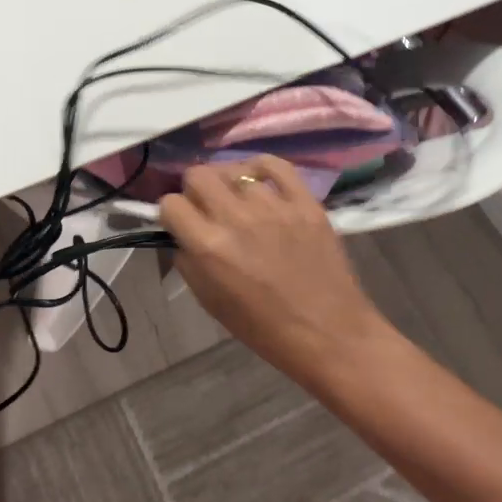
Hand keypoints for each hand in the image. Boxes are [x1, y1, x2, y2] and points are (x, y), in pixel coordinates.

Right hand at [159, 157, 393, 386]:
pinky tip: (259, 181)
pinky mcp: (305, 204)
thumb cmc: (263, 327)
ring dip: (229, 185)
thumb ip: (187, 259)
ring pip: (234, 170)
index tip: (182, 225)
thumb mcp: (208, 300)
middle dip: (194, 191)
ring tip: (239, 202)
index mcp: (209, 247)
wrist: (331, 336)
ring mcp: (273, 208)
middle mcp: (236, 219)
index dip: (172, 214)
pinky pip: (276, 165)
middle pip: (197, 175)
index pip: (169, 203)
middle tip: (207, 208)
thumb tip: (180, 233)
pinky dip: (261, 168)